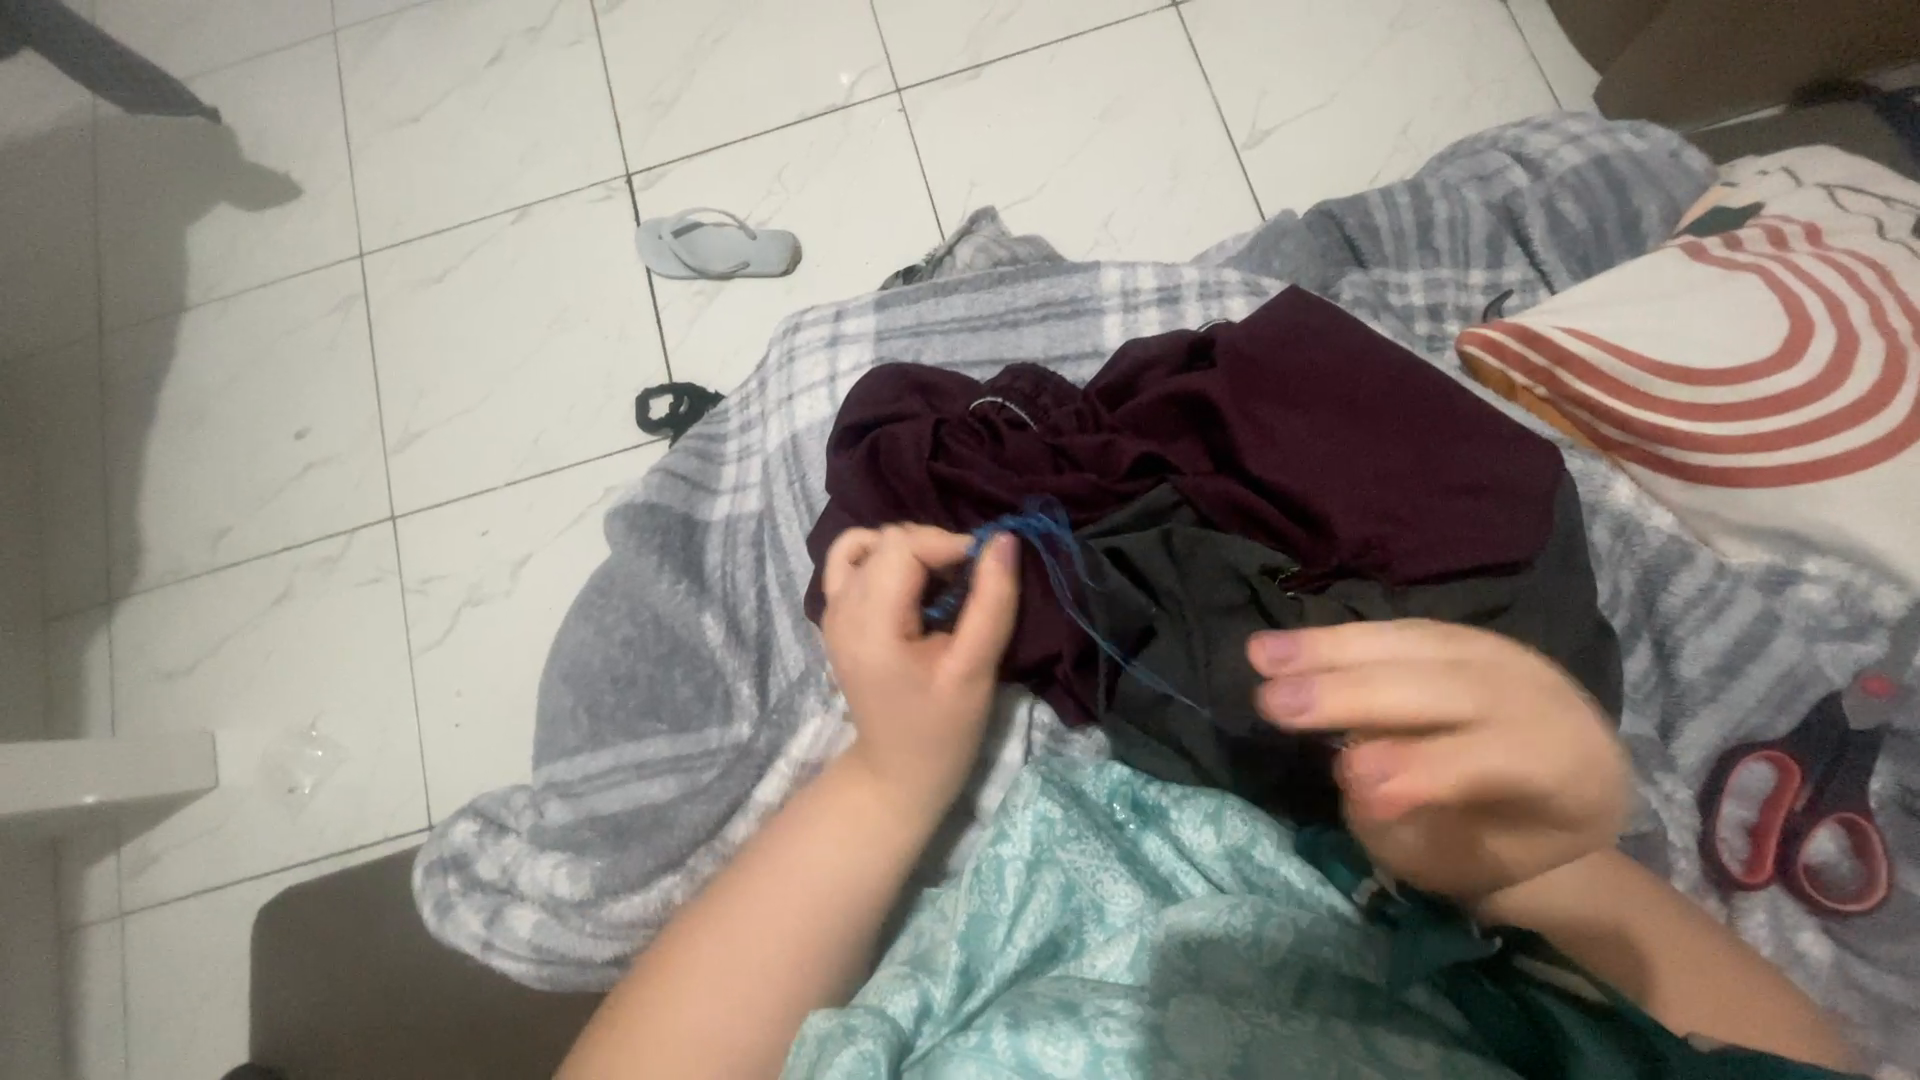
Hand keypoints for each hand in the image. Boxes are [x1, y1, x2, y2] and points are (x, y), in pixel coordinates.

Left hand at [820, 525, 1020, 820]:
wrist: (898, 771)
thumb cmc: (943, 728)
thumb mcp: (976, 669)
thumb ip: (992, 601)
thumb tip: (1003, 540)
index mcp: (871, 625)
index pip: (903, 545)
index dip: (949, 544)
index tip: (984, 570)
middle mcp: (840, 609)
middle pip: (886, 540)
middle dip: (934, 547)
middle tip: (967, 584)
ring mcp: (831, 612)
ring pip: (866, 544)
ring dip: (908, 550)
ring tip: (938, 582)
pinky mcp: (834, 617)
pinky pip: (851, 563)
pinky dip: (883, 560)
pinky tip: (910, 587)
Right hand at [1248, 619, 1629, 904]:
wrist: (1549, 797)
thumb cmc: (1494, 842)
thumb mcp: (1458, 859)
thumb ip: (1412, 822)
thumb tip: (1351, 772)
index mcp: (1569, 770)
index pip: (1497, 760)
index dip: (1424, 766)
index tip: (1347, 779)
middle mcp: (1542, 699)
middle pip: (1446, 688)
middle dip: (1354, 694)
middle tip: (1272, 704)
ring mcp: (1499, 656)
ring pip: (1412, 645)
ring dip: (1327, 650)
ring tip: (1259, 656)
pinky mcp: (1455, 636)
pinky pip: (1392, 632)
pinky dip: (1332, 641)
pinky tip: (1282, 648)